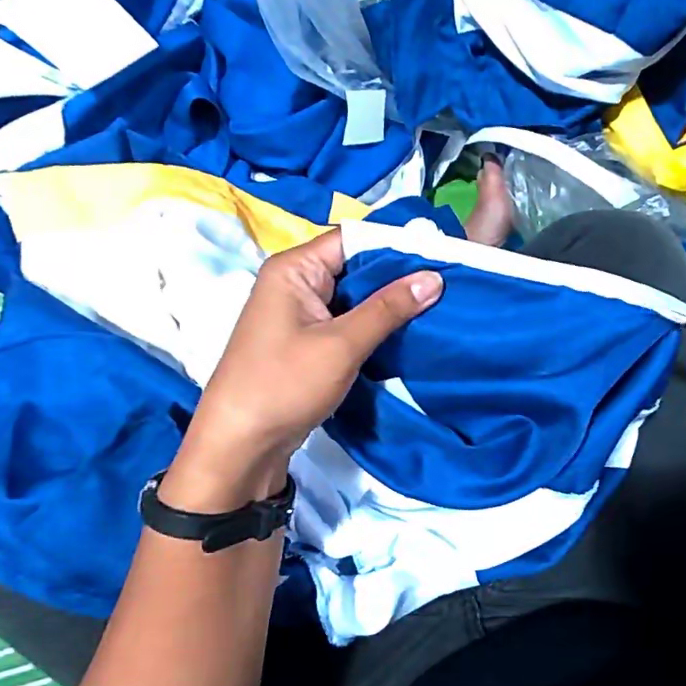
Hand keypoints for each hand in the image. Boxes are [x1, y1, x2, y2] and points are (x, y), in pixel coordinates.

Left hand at [163, 229, 442, 511]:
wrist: (239, 445)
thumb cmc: (284, 385)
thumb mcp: (341, 345)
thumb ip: (388, 309)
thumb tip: (434, 277)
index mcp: (293, 269)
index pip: (352, 239)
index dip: (394, 244)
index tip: (439, 254)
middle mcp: (294, 282)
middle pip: (354, 265)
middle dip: (396, 275)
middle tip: (445, 281)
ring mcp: (298, 312)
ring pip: (352, 295)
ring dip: (387, 302)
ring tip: (436, 303)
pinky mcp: (305, 340)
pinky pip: (345, 320)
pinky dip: (372, 324)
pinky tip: (406, 330)